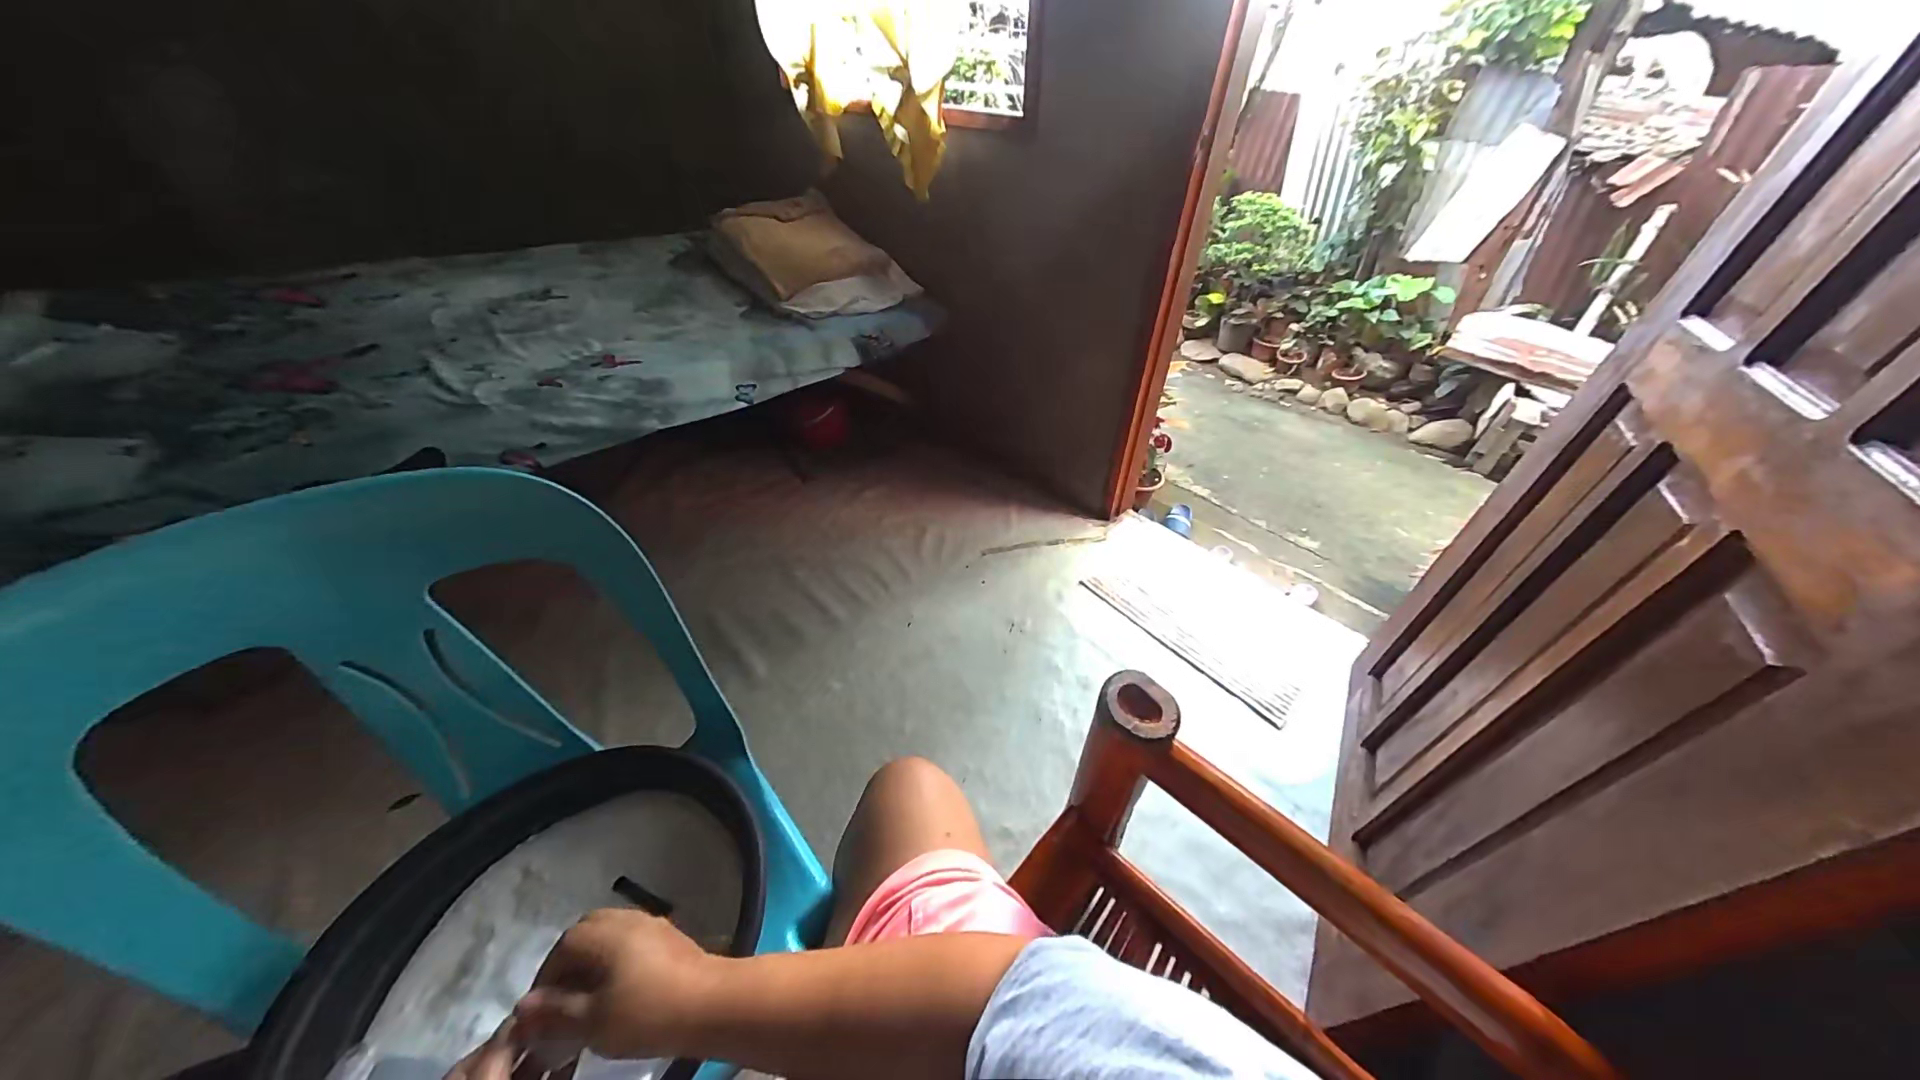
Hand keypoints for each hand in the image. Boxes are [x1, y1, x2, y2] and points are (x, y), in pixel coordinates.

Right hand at [446, 908, 718, 1079]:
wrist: (709, 1002)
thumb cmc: (646, 1011)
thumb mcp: (590, 1021)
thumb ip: (554, 1011)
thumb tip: (525, 1004)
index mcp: (604, 932)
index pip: (561, 947)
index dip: (546, 980)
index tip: (542, 1014)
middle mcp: (627, 917)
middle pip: (586, 933)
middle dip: (569, 966)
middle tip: (563, 1003)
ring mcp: (652, 923)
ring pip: (610, 936)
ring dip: (594, 963)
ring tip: (589, 1001)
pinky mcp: (669, 936)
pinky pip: (632, 941)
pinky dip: (617, 961)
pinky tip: (620, 991)